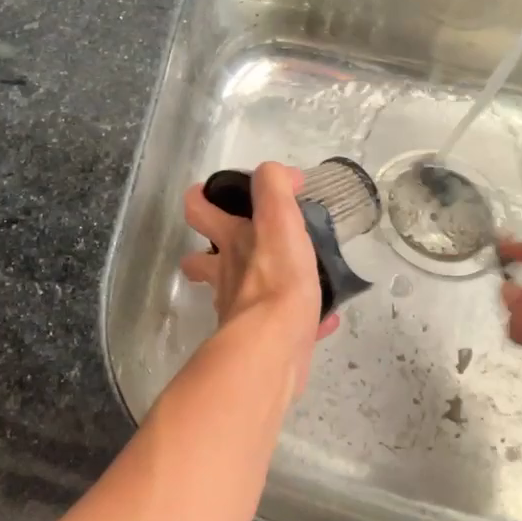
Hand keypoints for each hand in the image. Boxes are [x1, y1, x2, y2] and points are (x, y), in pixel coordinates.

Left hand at [179, 163, 339, 397]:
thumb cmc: (275, 276)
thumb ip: (274, 187)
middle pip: (201, 261)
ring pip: (241, 295)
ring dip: (260, 285)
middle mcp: (226, 275)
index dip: (199, 197)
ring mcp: (240, 311)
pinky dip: (301, 319)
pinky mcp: (263, 341)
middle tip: (239, 242)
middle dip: (210, 252)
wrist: (275, 345)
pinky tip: (325, 317)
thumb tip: (284, 175)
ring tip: (289, 277)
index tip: (211, 192)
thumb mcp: (277, 218)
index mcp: (229, 242)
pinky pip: (281, 325)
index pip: (196, 210)